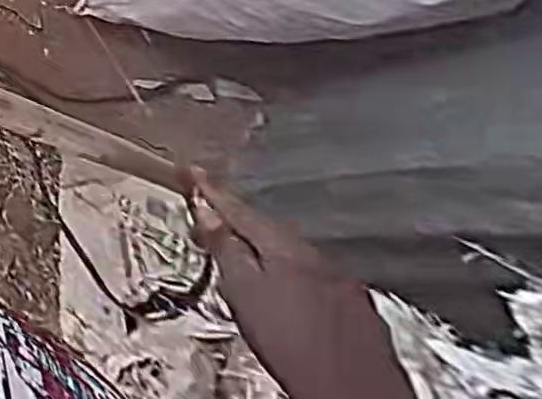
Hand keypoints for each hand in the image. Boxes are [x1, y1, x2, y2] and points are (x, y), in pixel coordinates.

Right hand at [181, 168, 414, 398]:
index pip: (238, 209)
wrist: (358, 398)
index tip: (189, 171)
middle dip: (233, 220)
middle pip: (265, 228)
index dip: (209, 190)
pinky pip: (308, 273)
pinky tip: (276, 282)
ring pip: (288, 251)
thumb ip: (223, 246)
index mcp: (287, 249)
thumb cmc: (288, 342)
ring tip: (233, 251)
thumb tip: (205, 210)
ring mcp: (344, 285)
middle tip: (201, 218)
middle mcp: (319, 259)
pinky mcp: (357, 310)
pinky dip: (283, 267)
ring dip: (258, 245)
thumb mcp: (242, 290)